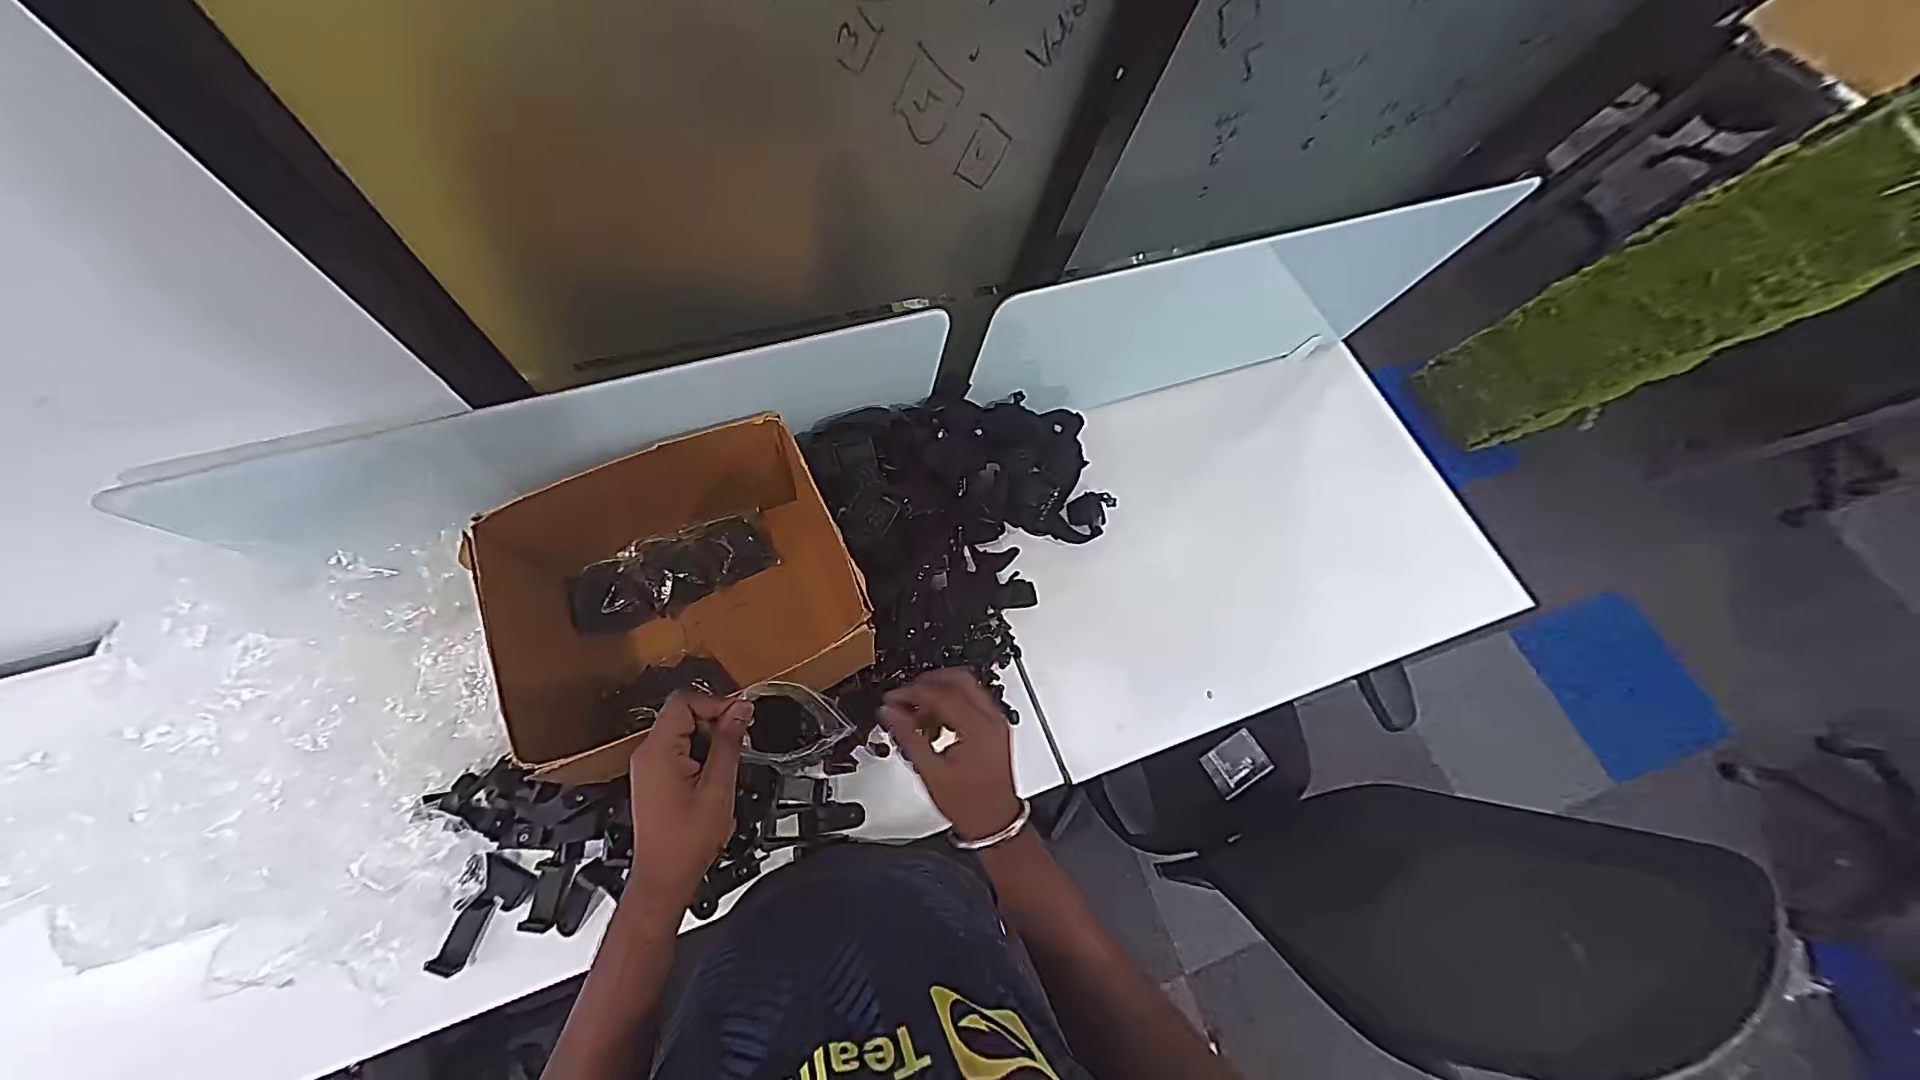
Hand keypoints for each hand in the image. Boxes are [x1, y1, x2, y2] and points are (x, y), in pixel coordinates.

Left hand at [625, 692, 750, 907]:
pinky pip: (678, 747)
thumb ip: (729, 741)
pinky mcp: (654, 777)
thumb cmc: (685, 841)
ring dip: (709, 736)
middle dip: (715, 719)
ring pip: (682, 730)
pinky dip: (700, 750)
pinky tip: (715, 770)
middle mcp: (647, 755)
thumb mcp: (718, 785)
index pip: (684, 702)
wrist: (665, 876)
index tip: (740, 715)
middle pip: (682, 713)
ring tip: (729, 757)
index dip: (716, 703)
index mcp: (658, 752)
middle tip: (740, 735)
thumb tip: (740, 710)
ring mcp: (648, 766)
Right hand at [877, 669, 1023, 841]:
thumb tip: (890, 713)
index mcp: (978, 729)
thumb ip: (908, 737)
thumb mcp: (930, 772)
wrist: (994, 822)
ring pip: (965, 686)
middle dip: (927, 683)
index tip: (893, 699)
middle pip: (957, 679)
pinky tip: (933, 721)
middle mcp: (992, 719)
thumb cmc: (969, 805)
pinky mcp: (995, 725)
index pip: (942, 694)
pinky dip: (949, 703)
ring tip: (916, 712)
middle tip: (905, 697)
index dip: (912, 692)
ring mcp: (996, 721)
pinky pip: (971, 700)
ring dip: (938, 692)